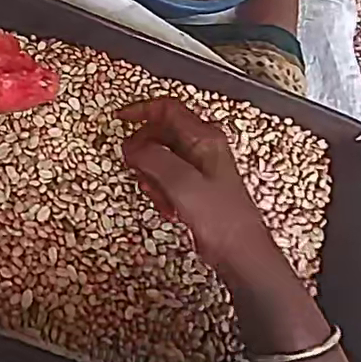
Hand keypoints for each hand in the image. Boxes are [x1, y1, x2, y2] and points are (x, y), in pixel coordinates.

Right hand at [118, 97, 290, 277]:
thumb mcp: (182, 183)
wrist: (242, 253)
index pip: (167, 108)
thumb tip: (130, 146)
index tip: (118, 120)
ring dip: (151, 176)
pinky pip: (167, 179)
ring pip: (161, 158)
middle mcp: (202, 147)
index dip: (141, 110)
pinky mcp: (196, 187)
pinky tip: (168, 210)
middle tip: (134, 170)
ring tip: (159, 197)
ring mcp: (200, 167)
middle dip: (143, 151)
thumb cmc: (219, 217)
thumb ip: (154, 158)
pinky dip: (161, 191)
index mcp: (204, 137)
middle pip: (160, 133)